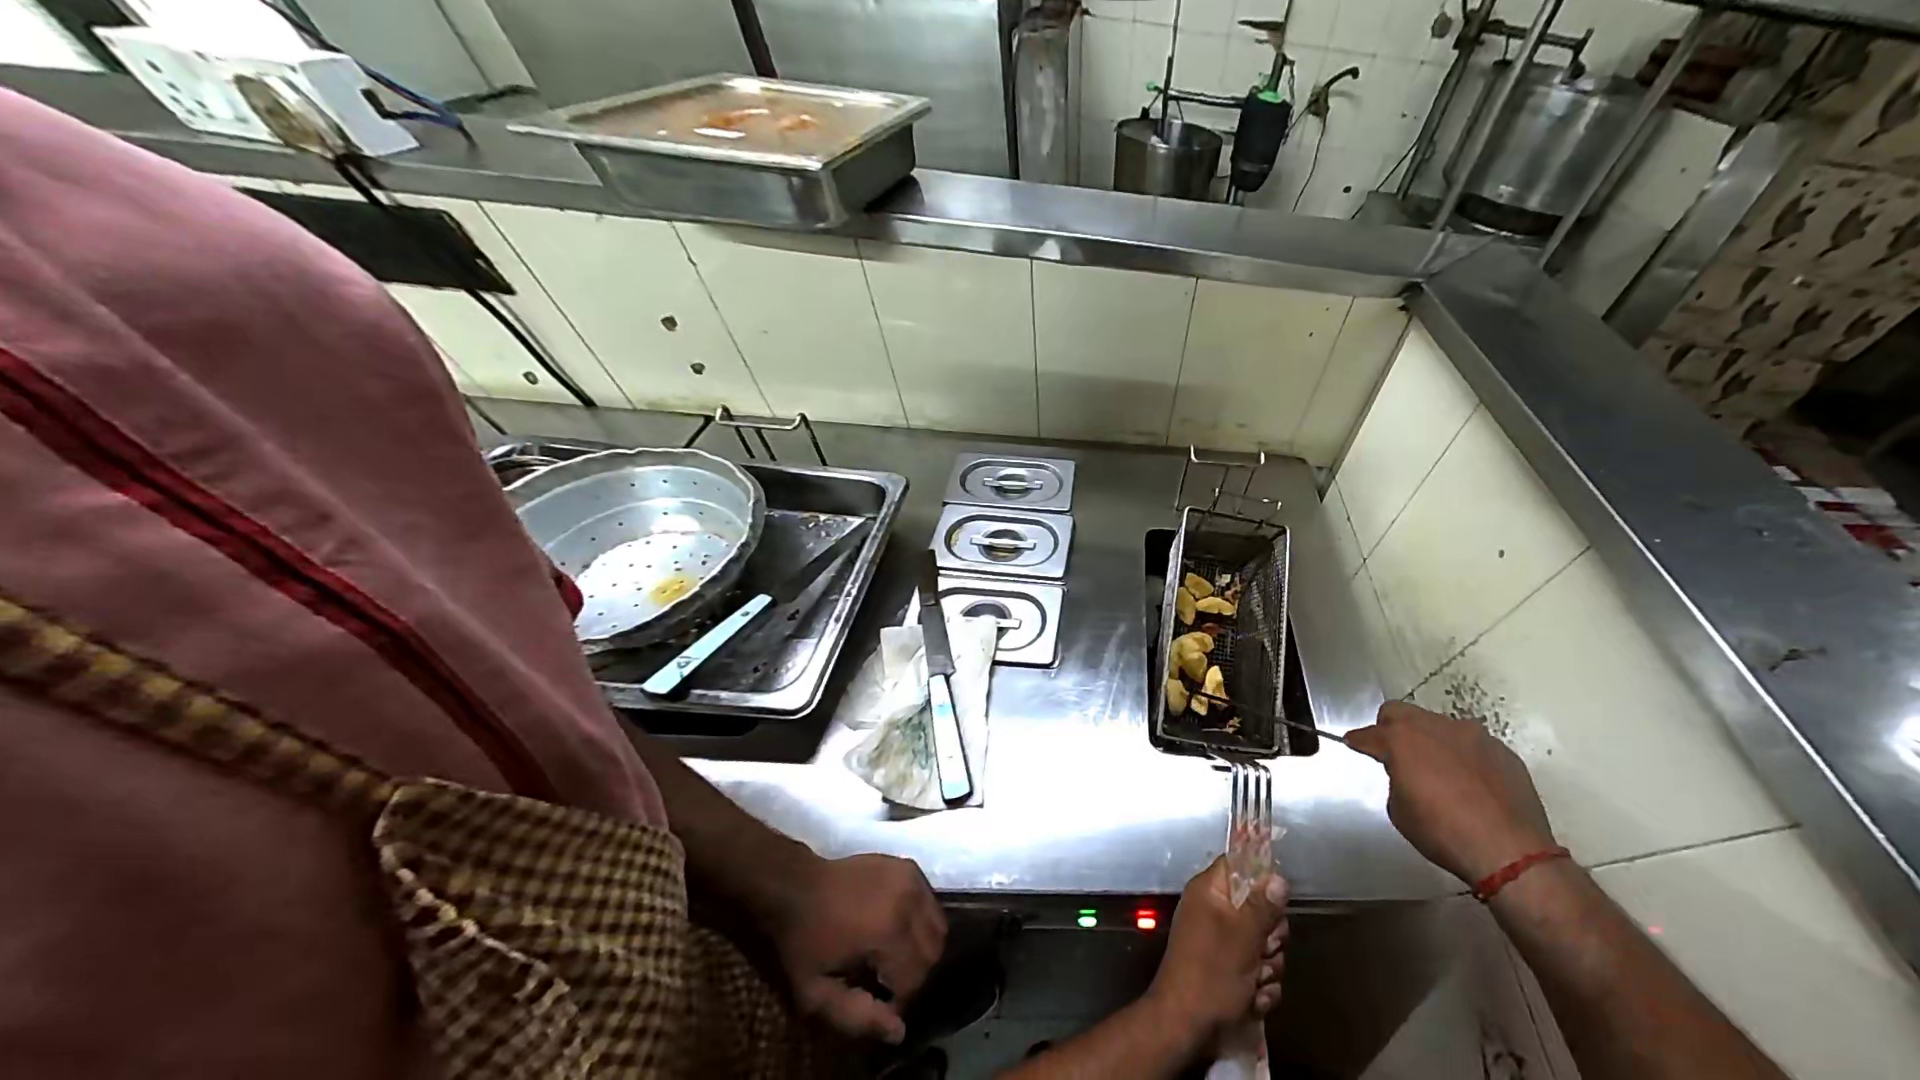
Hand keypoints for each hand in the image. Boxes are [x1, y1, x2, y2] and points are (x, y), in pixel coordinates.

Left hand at [767, 853, 945, 1043]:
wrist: (794, 885)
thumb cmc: (803, 939)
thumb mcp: (816, 991)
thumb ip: (857, 1017)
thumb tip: (898, 1032)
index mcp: (887, 931)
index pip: (914, 979)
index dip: (898, 999)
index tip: (879, 1000)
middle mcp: (908, 901)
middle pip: (932, 952)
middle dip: (913, 973)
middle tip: (886, 977)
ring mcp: (910, 879)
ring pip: (938, 925)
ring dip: (921, 947)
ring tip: (894, 954)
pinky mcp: (907, 866)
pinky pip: (930, 902)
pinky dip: (921, 920)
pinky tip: (897, 927)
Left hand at [1144, 857, 1288, 1051]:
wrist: (1187, 1022)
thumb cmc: (1211, 972)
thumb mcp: (1242, 935)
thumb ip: (1262, 905)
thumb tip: (1278, 877)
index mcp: (1210, 891)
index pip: (1239, 865)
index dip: (1262, 879)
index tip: (1276, 902)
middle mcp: (1214, 910)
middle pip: (1260, 907)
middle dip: (1270, 935)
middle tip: (1263, 949)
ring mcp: (1221, 939)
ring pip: (1263, 942)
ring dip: (1267, 966)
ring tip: (1254, 980)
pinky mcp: (1228, 967)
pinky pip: (1258, 968)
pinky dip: (1260, 985)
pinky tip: (1253, 998)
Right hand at [1346, 701, 1557, 883]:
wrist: (1512, 852)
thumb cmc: (1443, 832)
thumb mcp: (1399, 810)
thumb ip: (1395, 778)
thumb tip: (1405, 773)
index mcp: (1401, 740)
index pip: (1369, 733)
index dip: (1358, 741)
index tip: (1354, 745)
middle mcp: (1435, 728)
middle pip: (1400, 712)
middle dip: (1391, 728)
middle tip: (1395, 752)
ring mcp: (1473, 736)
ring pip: (1439, 725)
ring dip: (1431, 740)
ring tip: (1438, 768)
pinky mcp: (1502, 751)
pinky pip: (1471, 744)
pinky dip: (1462, 755)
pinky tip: (1469, 781)